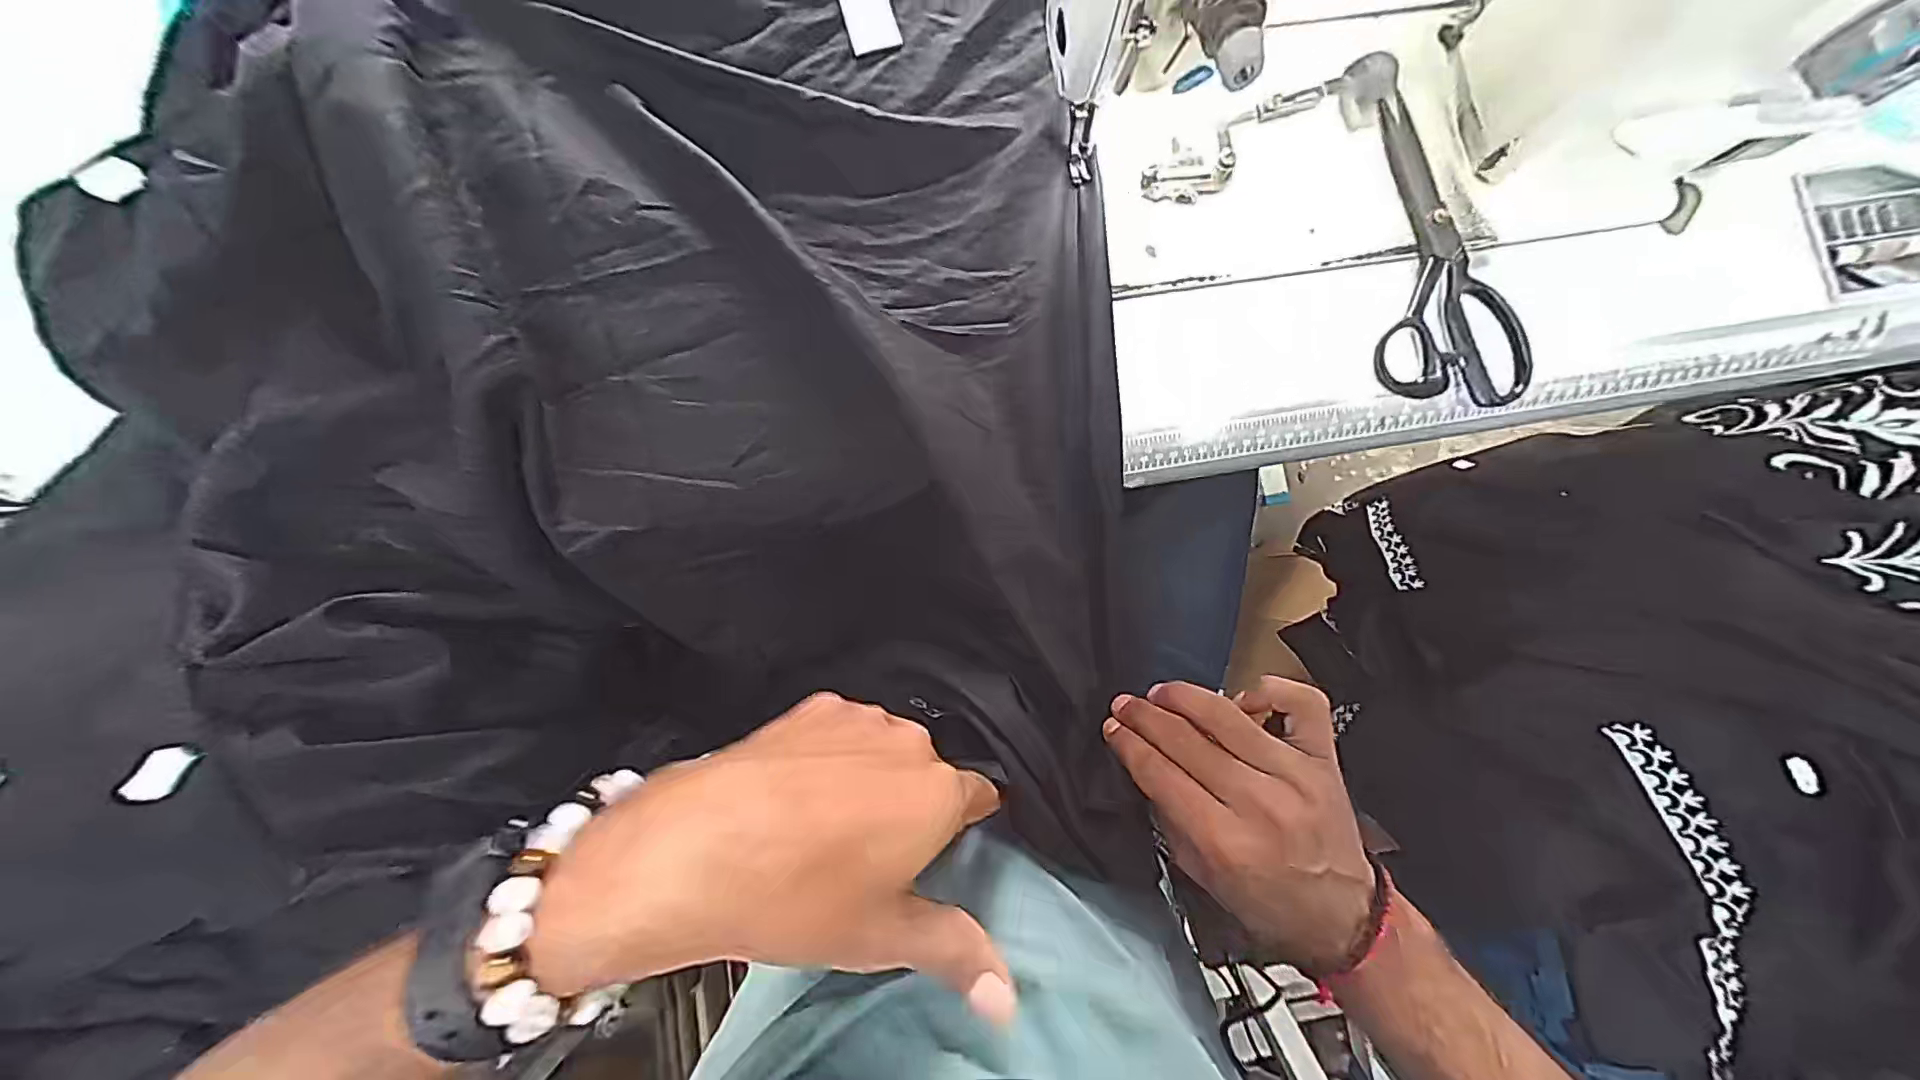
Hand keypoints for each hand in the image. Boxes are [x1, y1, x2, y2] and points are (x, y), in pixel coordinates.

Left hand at [524, 692, 1016, 1022]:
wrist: (694, 848)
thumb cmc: (789, 892)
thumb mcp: (881, 935)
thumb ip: (956, 950)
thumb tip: (1000, 990)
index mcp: (937, 793)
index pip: (980, 796)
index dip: (964, 823)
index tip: (944, 844)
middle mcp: (905, 745)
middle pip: (928, 773)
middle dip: (912, 805)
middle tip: (874, 852)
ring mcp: (858, 721)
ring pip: (885, 750)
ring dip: (872, 777)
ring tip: (828, 826)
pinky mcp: (815, 709)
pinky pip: (843, 731)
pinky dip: (833, 755)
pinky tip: (799, 795)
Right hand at [1103, 677, 1374, 973]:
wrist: (1343, 918)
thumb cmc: (1268, 901)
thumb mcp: (1201, 873)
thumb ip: (1169, 818)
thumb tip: (1142, 762)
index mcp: (1224, 841)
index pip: (1160, 773)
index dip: (1128, 744)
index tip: (1113, 728)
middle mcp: (1260, 804)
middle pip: (1185, 740)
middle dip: (1144, 716)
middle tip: (1125, 704)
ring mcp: (1296, 776)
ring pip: (1227, 715)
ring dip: (1184, 696)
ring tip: (1162, 693)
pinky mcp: (1324, 760)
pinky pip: (1299, 704)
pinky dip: (1268, 690)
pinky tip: (1241, 697)